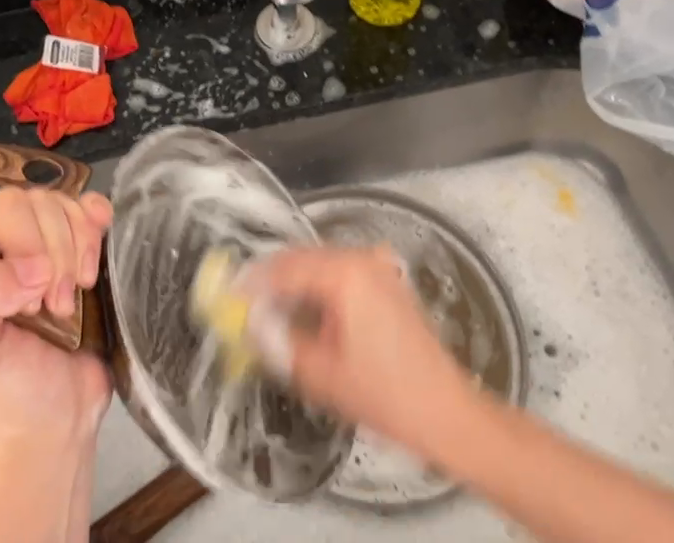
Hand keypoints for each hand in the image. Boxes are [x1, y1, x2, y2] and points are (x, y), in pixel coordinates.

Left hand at [0, 188, 114, 451]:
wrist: (54, 425)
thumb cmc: (1, 395)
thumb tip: (29, 267)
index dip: (25, 245)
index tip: (33, 301)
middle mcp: (1, 244)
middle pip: (35, 203)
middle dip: (57, 254)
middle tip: (57, 308)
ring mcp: (44, 246)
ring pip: (65, 206)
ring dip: (80, 250)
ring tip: (76, 297)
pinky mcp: (81, 252)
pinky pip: (91, 211)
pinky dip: (98, 222)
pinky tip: (98, 252)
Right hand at [248, 245, 479, 450]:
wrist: (447, 414)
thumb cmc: (387, 396)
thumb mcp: (319, 373)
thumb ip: (276, 340)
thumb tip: (248, 322)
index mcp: (345, 275)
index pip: (282, 268)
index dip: (250, 282)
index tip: (226, 296)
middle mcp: (363, 261)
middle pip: (300, 259)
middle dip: (269, 281)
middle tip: (243, 304)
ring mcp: (379, 270)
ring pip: (318, 266)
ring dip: (292, 284)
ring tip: (268, 312)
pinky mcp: (387, 284)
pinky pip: (339, 275)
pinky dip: (316, 289)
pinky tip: (304, 314)